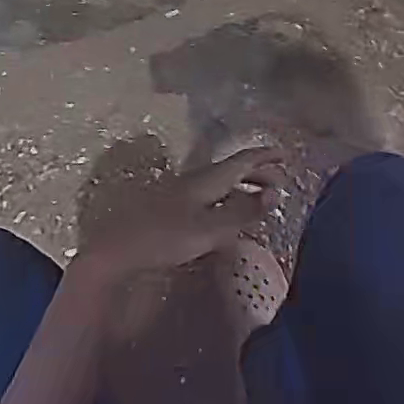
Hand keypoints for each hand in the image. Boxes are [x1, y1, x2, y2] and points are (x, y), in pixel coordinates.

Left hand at [69, 147, 288, 284]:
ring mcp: (180, 193)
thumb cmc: (165, 237)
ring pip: (220, 183)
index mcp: (205, 180)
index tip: (286, 155)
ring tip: (260, 198)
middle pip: (231, 170)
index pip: (241, 161)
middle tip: (280, 181)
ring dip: (243, 186)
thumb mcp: (210, 227)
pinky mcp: (171, 208)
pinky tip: (228, 215)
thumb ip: (242, 211)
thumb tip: (274, 194)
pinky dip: (228, 199)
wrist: (117, 249)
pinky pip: (210, 196)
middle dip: (257, 172)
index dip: (264, 157)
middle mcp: (194, 180)